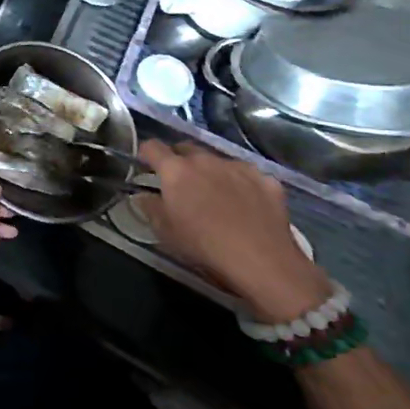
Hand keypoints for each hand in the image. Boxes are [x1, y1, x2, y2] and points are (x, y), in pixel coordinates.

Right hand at [137, 141, 332, 322]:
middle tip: (181, 184)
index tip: (146, 164)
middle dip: (179, 160)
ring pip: (218, 161)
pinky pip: (247, 175)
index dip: (146, 153)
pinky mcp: (266, 178)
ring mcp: (239, 167)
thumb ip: (151, 208)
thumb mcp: (166, 233)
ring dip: (212, 172)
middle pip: (187, 148)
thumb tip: (143, 196)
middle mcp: (207, 160)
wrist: (261, 260)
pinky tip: (247, 205)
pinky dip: (241, 184)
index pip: (153, 147)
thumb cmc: (204, 247)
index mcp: (177, 171)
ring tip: (217, 197)